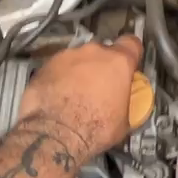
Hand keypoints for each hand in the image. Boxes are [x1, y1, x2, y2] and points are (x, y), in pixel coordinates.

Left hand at [15, 35, 143, 158]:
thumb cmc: (96, 128)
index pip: (132, 44)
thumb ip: (125, 101)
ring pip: (79, 59)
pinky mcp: (45, 65)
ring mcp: (66, 56)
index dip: (131, 54)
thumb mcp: (124, 120)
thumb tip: (122, 103)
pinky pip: (59, 68)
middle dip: (103, 66)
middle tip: (101, 87)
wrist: (55, 134)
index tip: (129, 66)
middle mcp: (93, 52)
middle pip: (103, 52)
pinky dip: (61, 78)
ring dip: (80, 71)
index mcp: (119, 62)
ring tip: (76, 93)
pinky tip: (59, 96)